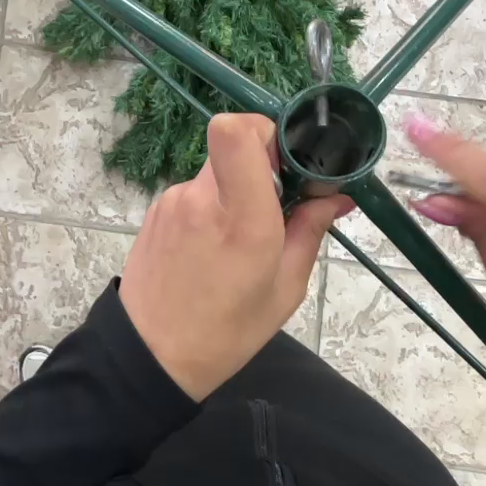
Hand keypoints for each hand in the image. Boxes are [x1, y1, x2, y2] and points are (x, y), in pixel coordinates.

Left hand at [119, 115, 351, 400]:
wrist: (149, 354)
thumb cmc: (226, 331)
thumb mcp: (284, 289)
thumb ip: (310, 230)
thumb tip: (336, 196)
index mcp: (240, 217)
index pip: (236, 131)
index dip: (265, 131)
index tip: (286, 162)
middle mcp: (200, 198)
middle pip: (234, 148)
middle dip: (261, 169)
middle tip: (275, 210)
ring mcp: (172, 201)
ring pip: (216, 173)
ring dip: (235, 193)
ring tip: (238, 244)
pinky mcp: (155, 210)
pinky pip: (194, 194)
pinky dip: (211, 210)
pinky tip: (210, 251)